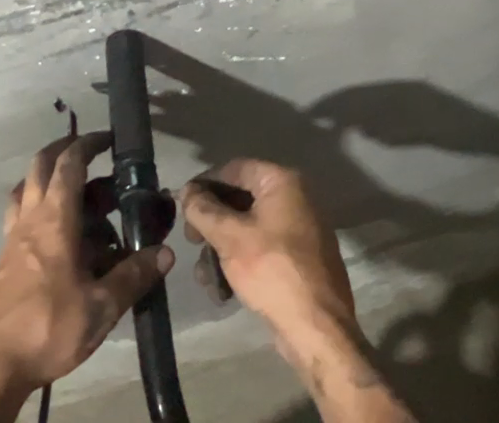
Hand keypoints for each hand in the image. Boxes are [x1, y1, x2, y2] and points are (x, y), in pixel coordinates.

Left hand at [0, 131, 175, 387]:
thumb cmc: (48, 327)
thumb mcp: (101, 307)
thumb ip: (133, 276)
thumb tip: (165, 252)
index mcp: (54, 221)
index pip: (69, 164)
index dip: (88, 144)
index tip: (109, 139)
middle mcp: (29, 219)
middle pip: (40, 166)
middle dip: (64, 150)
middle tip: (90, 153)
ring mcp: (12, 238)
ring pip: (26, 189)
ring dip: (47, 178)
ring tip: (75, 192)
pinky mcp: (4, 259)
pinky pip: (20, 216)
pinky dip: (38, 208)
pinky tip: (55, 234)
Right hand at [183, 162, 414, 422]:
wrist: (317, 328)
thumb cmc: (271, 270)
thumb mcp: (228, 236)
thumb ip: (202, 208)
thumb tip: (186, 191)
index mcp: (282, 182)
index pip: (232, 169)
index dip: (203, 185)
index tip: (182, 207)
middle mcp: (295, 198)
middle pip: (239, 199)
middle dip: (211, 222)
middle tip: (191, 242)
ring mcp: (300, 230)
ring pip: (247, 227)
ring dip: (221, 248)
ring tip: (205, 276)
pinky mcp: (298, 259)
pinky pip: (261, 249)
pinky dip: (240, 262)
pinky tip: (222, 288)